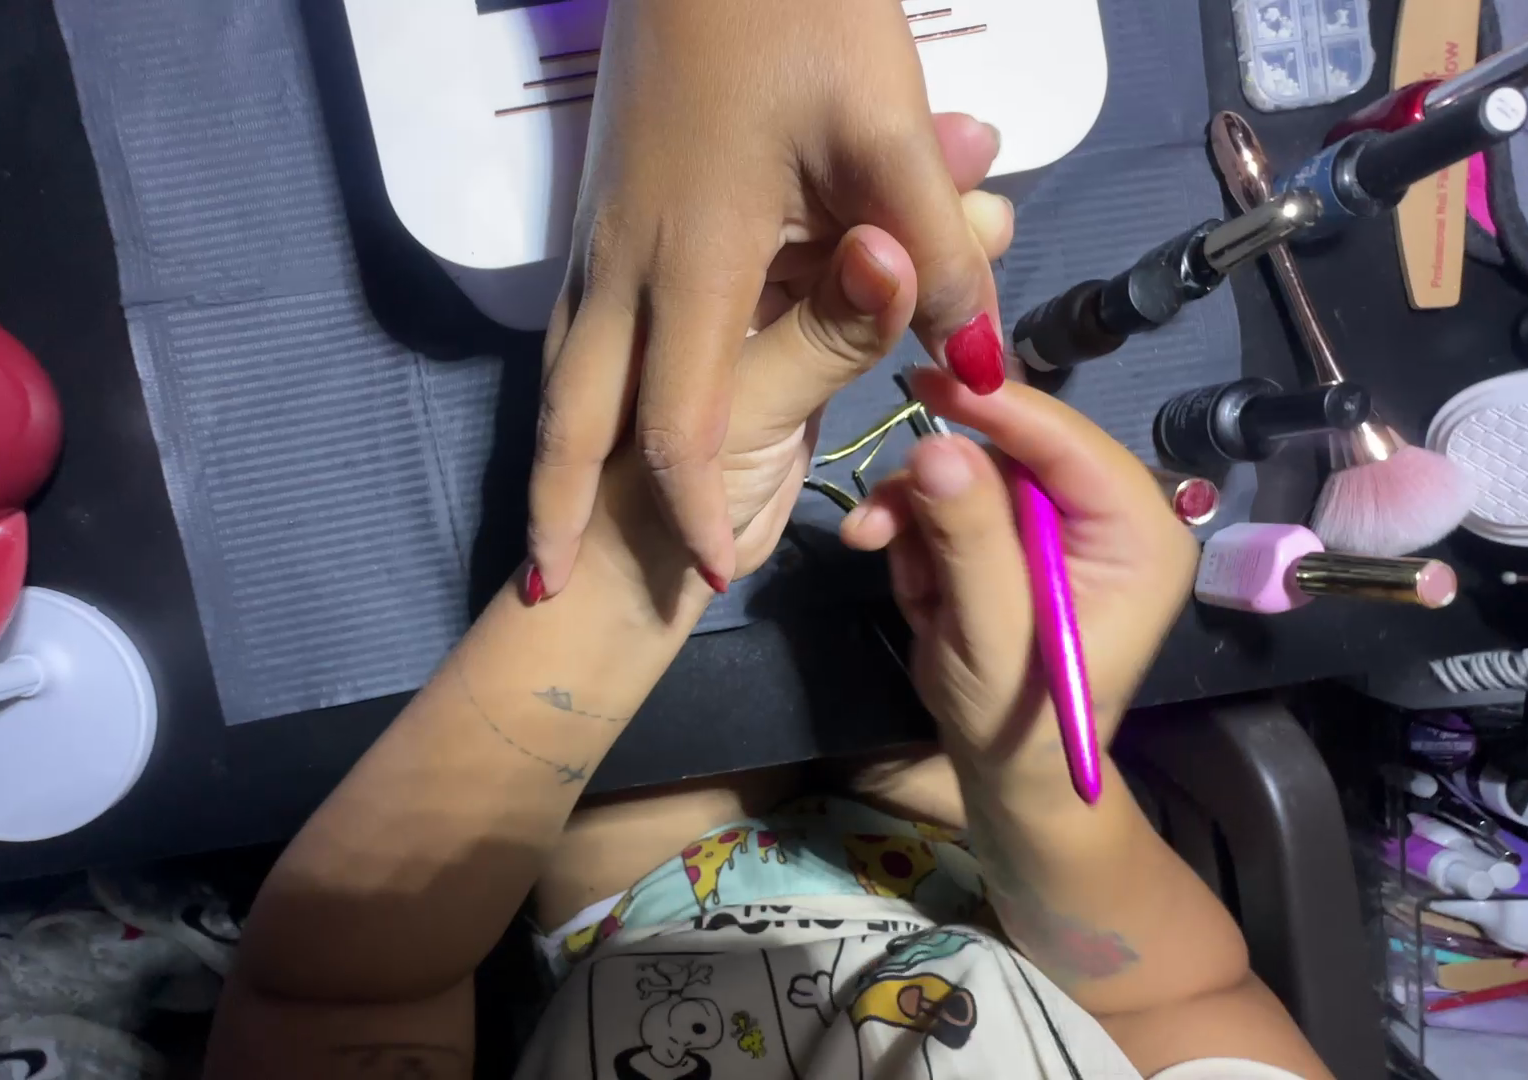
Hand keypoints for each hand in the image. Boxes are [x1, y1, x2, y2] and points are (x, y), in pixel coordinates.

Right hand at [530, 0, 1005, 599]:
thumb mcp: (884, 130)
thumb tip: (983, 359)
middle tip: (546, 588)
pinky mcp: (594, 220)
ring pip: (559, 376)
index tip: (716, 572)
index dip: (692, 506)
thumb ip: (934, 252)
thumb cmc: (795, 10)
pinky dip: (566, 398)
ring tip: (544, 535)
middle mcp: (625, 272)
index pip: (681, 421)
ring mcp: (597, 245)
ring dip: (546, 463)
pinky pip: (571, 335)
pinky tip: (574, 419)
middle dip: (553, 510)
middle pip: (569, 417)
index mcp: (693, 265)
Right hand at [839, 375, 1198, 780]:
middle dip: (935, 488)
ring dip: (913, 517)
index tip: (931, 376)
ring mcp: (1048, 524)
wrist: (1003, 764)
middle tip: (876, 523)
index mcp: (1135, 534)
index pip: (1069, 445)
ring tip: (880, 560)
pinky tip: (905, 581)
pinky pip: (946, 506)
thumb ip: (970, 542)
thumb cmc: (1018, 717)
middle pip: (1007, 456)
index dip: (1000, 408)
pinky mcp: (1005, 537)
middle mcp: (1100, 514)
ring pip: (965, 478)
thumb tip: (935, 448)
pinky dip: (911, 536)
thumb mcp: (992, 635)